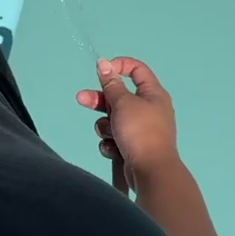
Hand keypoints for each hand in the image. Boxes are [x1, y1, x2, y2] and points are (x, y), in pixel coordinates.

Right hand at [75, 57, 178, 197]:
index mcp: (152, 94)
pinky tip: (114, 149)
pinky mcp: (132, 146)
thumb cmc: (139, 131)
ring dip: (105, 125)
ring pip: (112, 118)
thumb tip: (103, 63)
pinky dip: (111, 142)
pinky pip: (114, 137)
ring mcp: (140, 129)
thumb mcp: (123, 103)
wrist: (151, 172)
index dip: (118, 66)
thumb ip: (111, 83)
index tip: (102, 70)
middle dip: (99, 100)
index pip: (137, 69)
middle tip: (82, 99)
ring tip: (109, 134)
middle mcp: (147, 109)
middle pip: (118, 96)